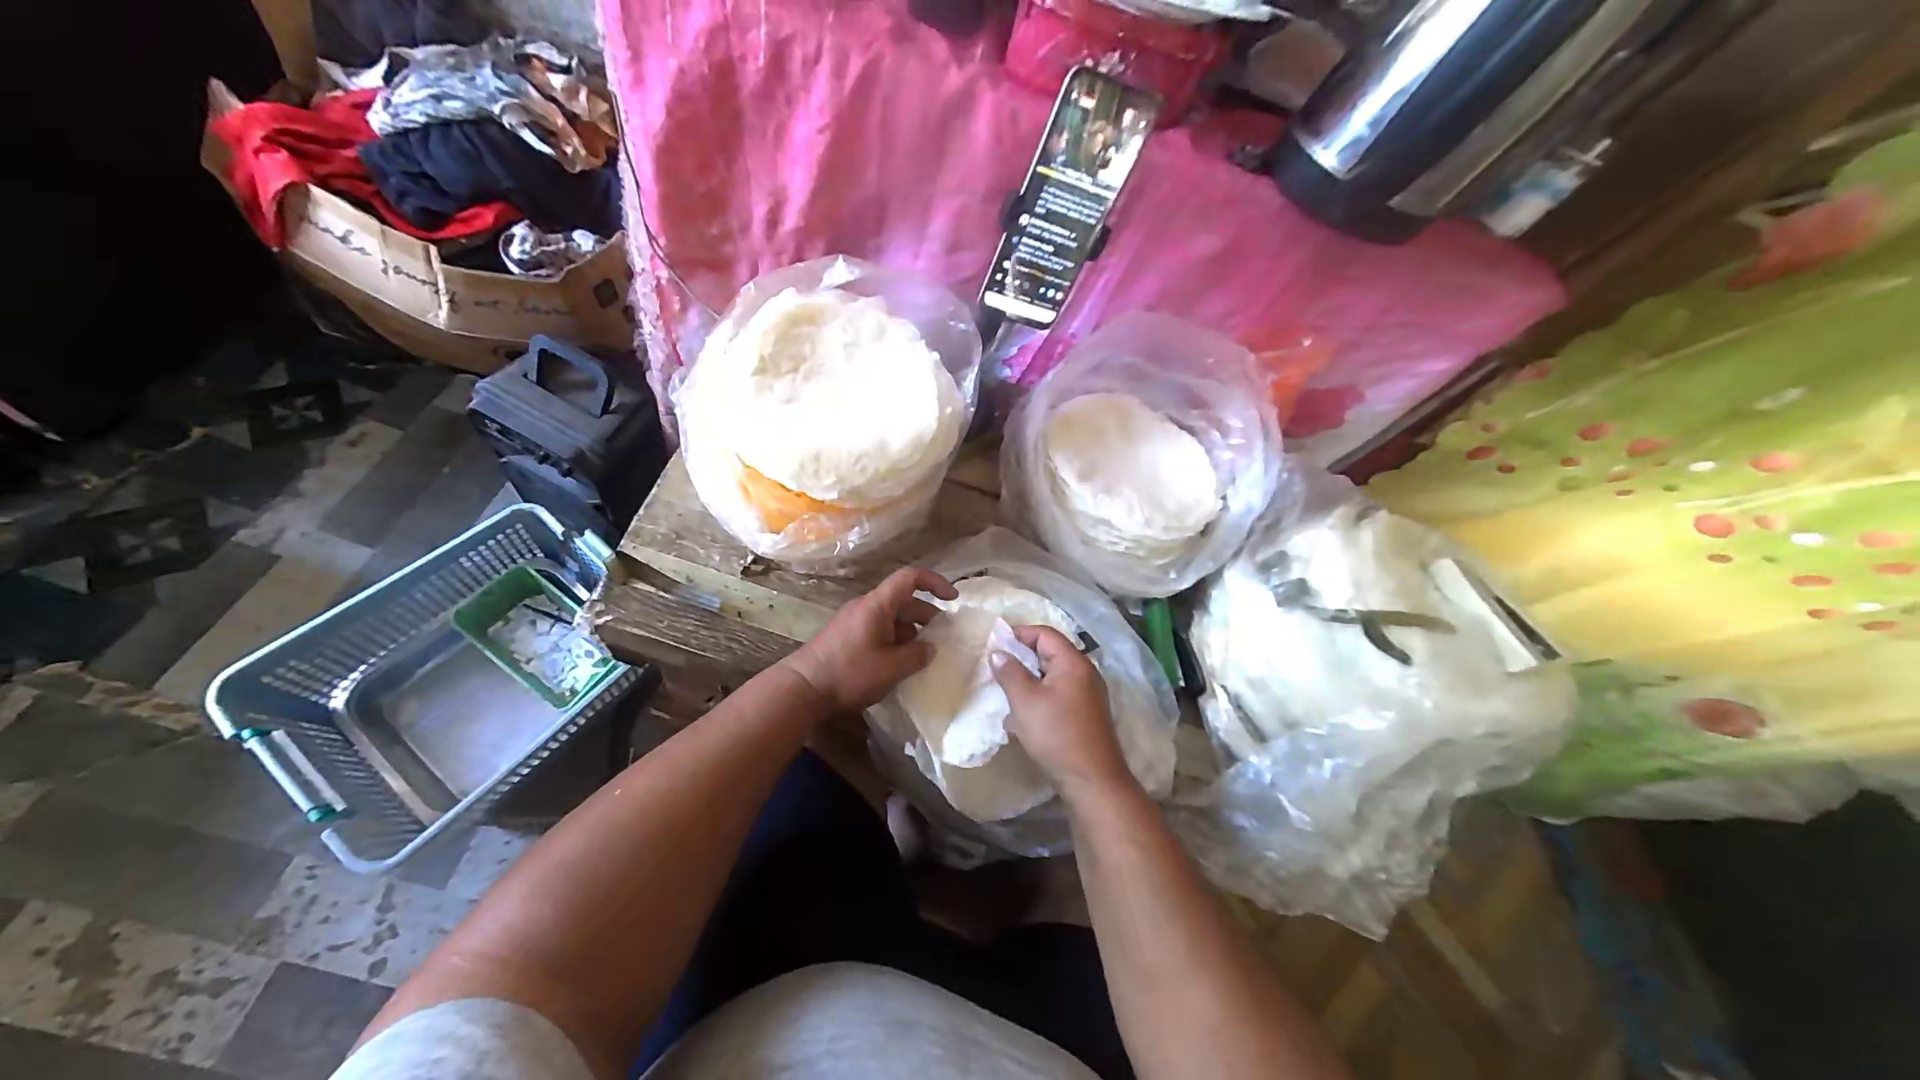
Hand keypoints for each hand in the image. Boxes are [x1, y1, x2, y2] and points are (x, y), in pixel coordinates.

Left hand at [783, 567, 958, 711]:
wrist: (803, 688)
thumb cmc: (849, 673)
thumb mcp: (891, 668)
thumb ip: (917, 655)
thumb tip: (930, 647)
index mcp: (878, 605)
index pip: (910, 577)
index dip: (935, 582)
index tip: (953, 599)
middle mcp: (866, 607)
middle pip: (903, 600)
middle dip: (927, 615)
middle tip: (943, 636)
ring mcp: (854, 621)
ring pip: (891, 617)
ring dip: (911, 630)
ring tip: (924, 654)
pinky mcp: (846, 637)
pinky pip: (878, 630)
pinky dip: (895, 640)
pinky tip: (900, 663)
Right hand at [990, 625, 1136, 804]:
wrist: (1092, 779)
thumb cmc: (1056, 734)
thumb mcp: (1025, 701)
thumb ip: (1010, 672)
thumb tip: (998, 652)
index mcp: (1073, 662)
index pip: (1045, 634)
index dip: (1019, 634)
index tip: (995, 643)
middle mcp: (1085, 672)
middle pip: (1051, 652)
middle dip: (1022, 657)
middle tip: (997, 667)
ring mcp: (1089, 694)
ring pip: (1054, 675)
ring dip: (1030, 679)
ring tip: (1007, 691)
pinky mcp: (1087, 714)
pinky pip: (1060, 693)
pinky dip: (1041, 696)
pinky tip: (1025, 714)